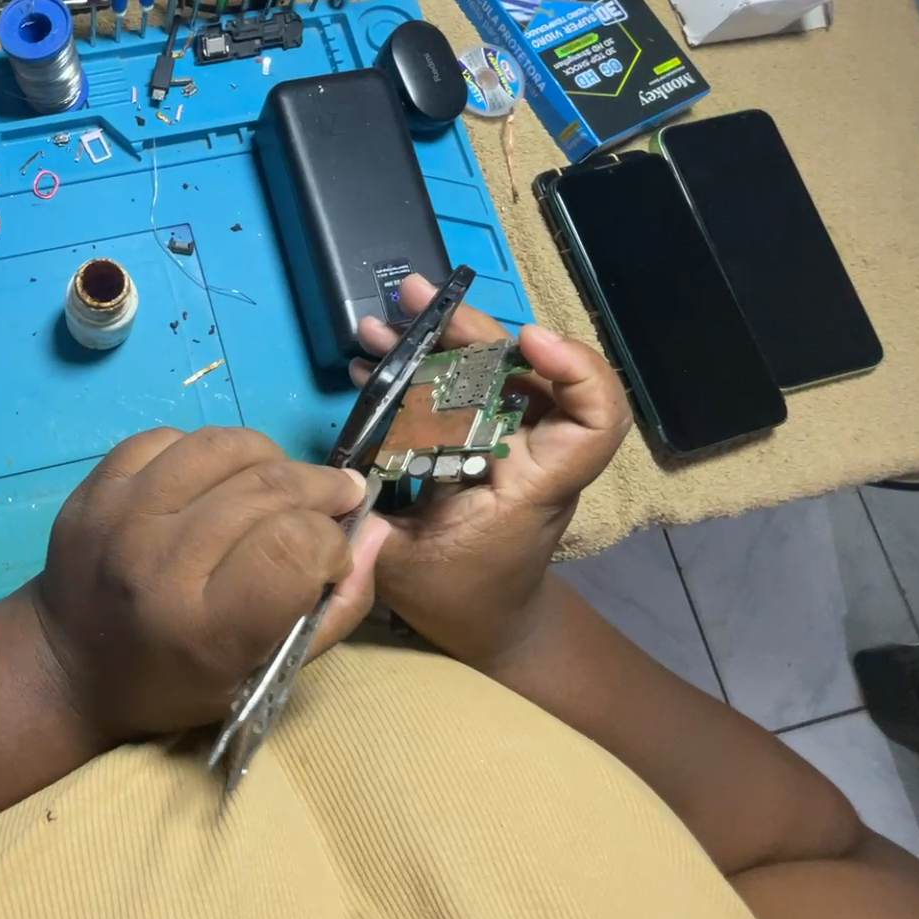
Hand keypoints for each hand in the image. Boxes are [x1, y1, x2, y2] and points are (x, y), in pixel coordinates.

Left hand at [31, 427, 390, 742]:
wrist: (67, 663)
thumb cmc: (172, 682)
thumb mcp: (261, 676)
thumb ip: (332, 611)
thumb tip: (374, 531)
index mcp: (203, 626)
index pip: (293, 545)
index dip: (330, 539)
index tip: (331, 550)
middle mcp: (156, 561)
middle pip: (266, 486)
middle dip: (318, 488)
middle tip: (334, 497)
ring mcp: (119, 514)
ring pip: (222, 445)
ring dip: (270, 456)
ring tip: (280, 481)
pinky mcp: (95, 487)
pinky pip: (169, 437)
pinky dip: (208, 450)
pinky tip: (215, 478)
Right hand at [351, 274, 630, 667]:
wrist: (488, 621)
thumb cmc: (456, 602)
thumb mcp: (402, 569)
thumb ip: (369, 525)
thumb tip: (328, 485)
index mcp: (527, 485)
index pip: (591, 424)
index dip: (575, 371)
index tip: (526, 340)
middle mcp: (523, 454)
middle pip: (518, 374)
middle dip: (468, 329)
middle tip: (412, 298)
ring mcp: (497, 446)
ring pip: (479, 377)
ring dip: (430, 344)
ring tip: (376, 325)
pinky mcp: (472, 446)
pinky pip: (451, 398)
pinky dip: (414, 376)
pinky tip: (369, 365)